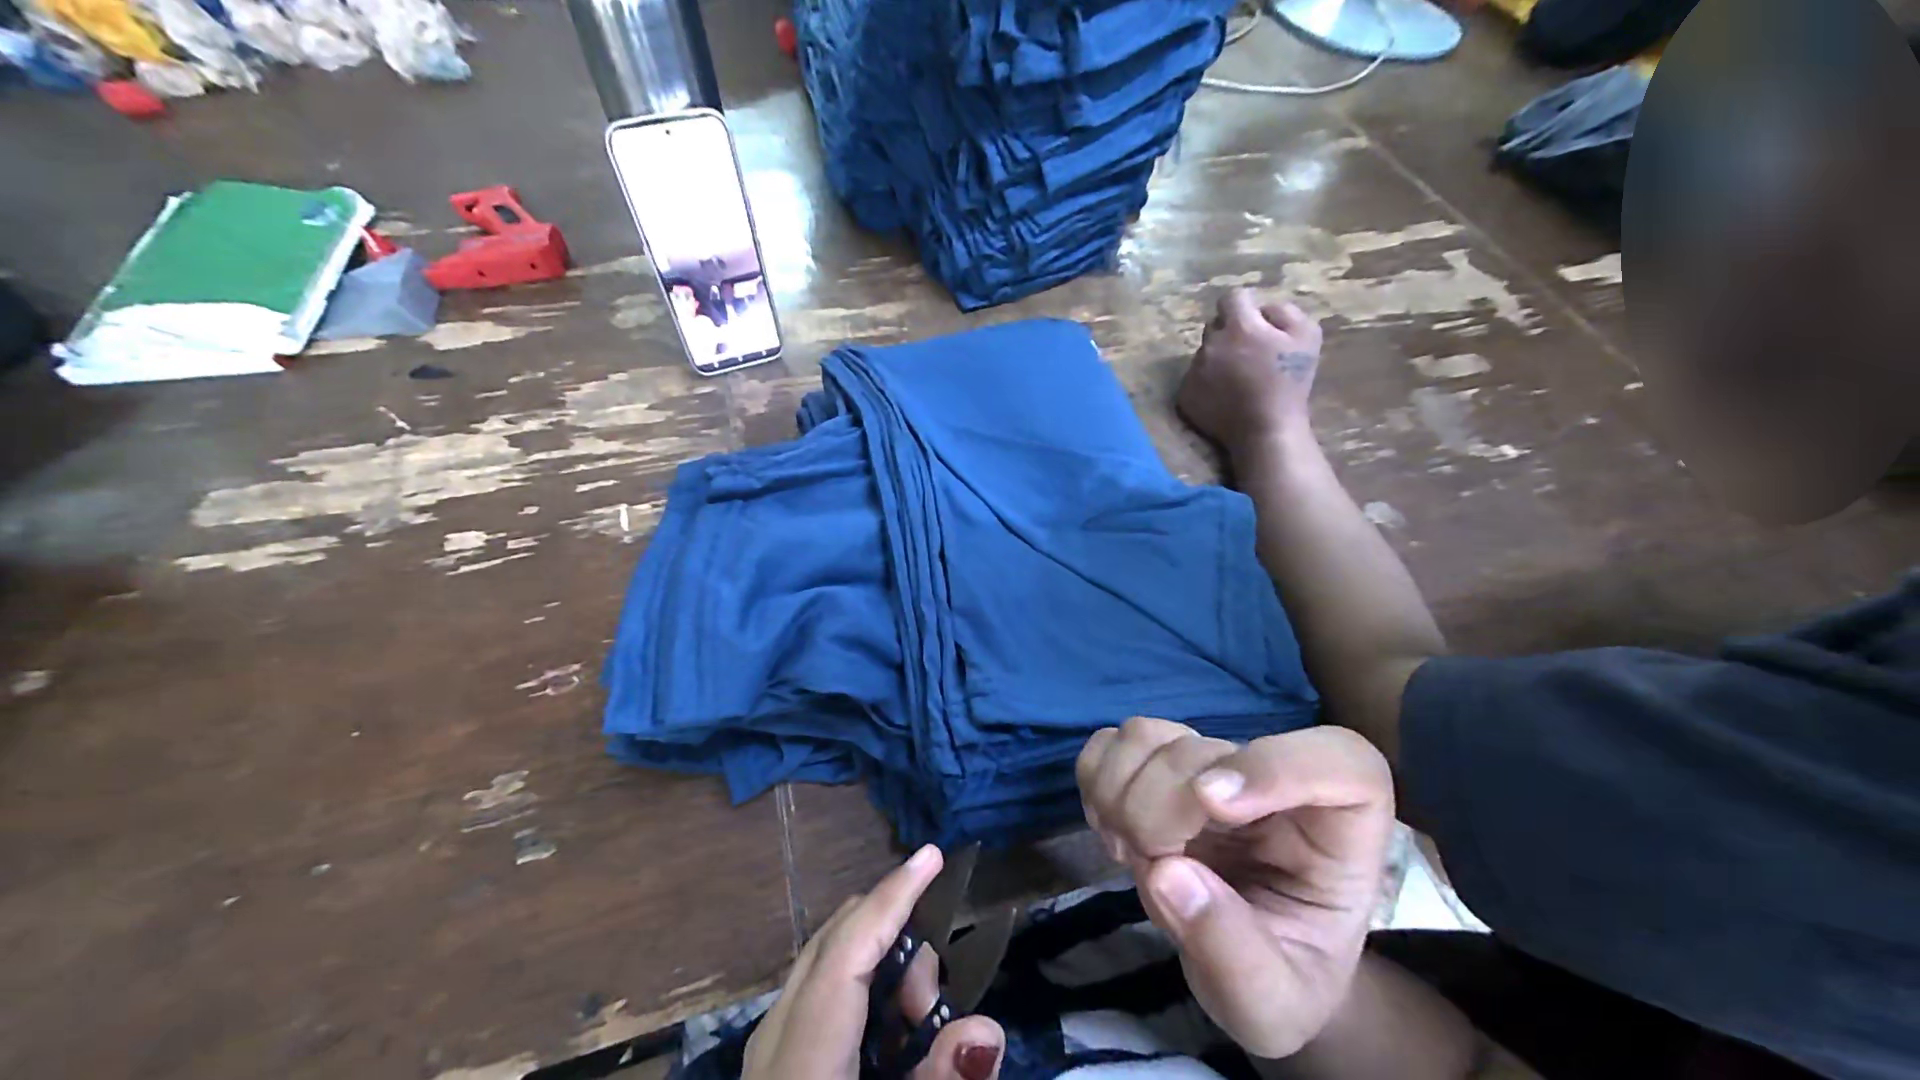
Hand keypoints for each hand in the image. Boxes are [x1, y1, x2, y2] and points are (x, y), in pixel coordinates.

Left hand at [743, 845, 1006, 1079]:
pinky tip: (888, 1033)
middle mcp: (774, 1038)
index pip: (849, 951)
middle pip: (835, 944)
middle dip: (896, 940)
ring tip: (916, 1023)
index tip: (932, 854)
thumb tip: (984, 1027)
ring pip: (827, 964)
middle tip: (933, 995)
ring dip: (881, 969)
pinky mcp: (773, 1061)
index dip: (893, 897)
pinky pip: (821, 992)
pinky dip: (862, 989)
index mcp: (801, 1057)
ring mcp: (767, 1049)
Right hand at [1076, 718, 1394, 1059]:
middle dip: (1161, 808)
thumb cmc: (1282, 979)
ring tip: (1130, 851)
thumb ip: (1233, 951)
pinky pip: (1110, 744)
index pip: (1339, 761)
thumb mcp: (1273, 1002)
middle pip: (1208, 748)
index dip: (1275, 766)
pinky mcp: (1157, 763)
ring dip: (1120, 792)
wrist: (1246, 963)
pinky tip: (1111, 830)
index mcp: (1339, 828)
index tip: (1214, 806)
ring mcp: (1208, 763)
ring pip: (1148, 734)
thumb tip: (1166, 874)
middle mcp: (1270, 777)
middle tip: (1151, 865)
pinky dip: (1095, 782)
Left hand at [1177, 288, 1323, 458]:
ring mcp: (1193, 371)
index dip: (1245, 305)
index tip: (1255, 320)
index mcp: (1238, 327)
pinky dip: (1207, 383)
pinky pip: (1194, 379)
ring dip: (1218, 359)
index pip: (1232, 297)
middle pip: (1215, 325)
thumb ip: (1285, 311)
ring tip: (1237, 379)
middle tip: (1249, 352)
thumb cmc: (1289, 383)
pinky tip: (1225, 396)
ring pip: (1204, 353)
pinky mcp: (1185, 394)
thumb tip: (1264, 308)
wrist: (1264, 430)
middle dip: (1230, 332)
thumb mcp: (1307, 337)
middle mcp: (1209, 345)